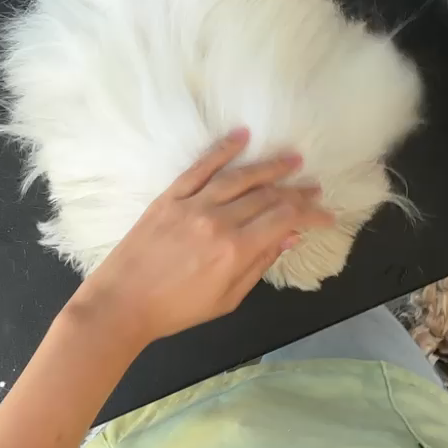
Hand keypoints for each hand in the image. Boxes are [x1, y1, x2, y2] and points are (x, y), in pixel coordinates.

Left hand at [66, 129, 333, 346]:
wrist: (121, 303)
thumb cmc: (176, 310)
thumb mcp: (227, 299)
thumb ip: (259, 264)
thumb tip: (289, 237)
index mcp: (235, 249)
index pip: (285, 219)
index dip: (311, 213)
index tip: (326, 214)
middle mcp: (218, 220)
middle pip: (267, 196)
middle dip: (296, 192)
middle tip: (314, 188)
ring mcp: (192, 204)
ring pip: (240, 177)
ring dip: (270, 166)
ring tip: (292, 159)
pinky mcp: (169, 196)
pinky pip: (200, 167)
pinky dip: (222, 150)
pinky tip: (242, 137)